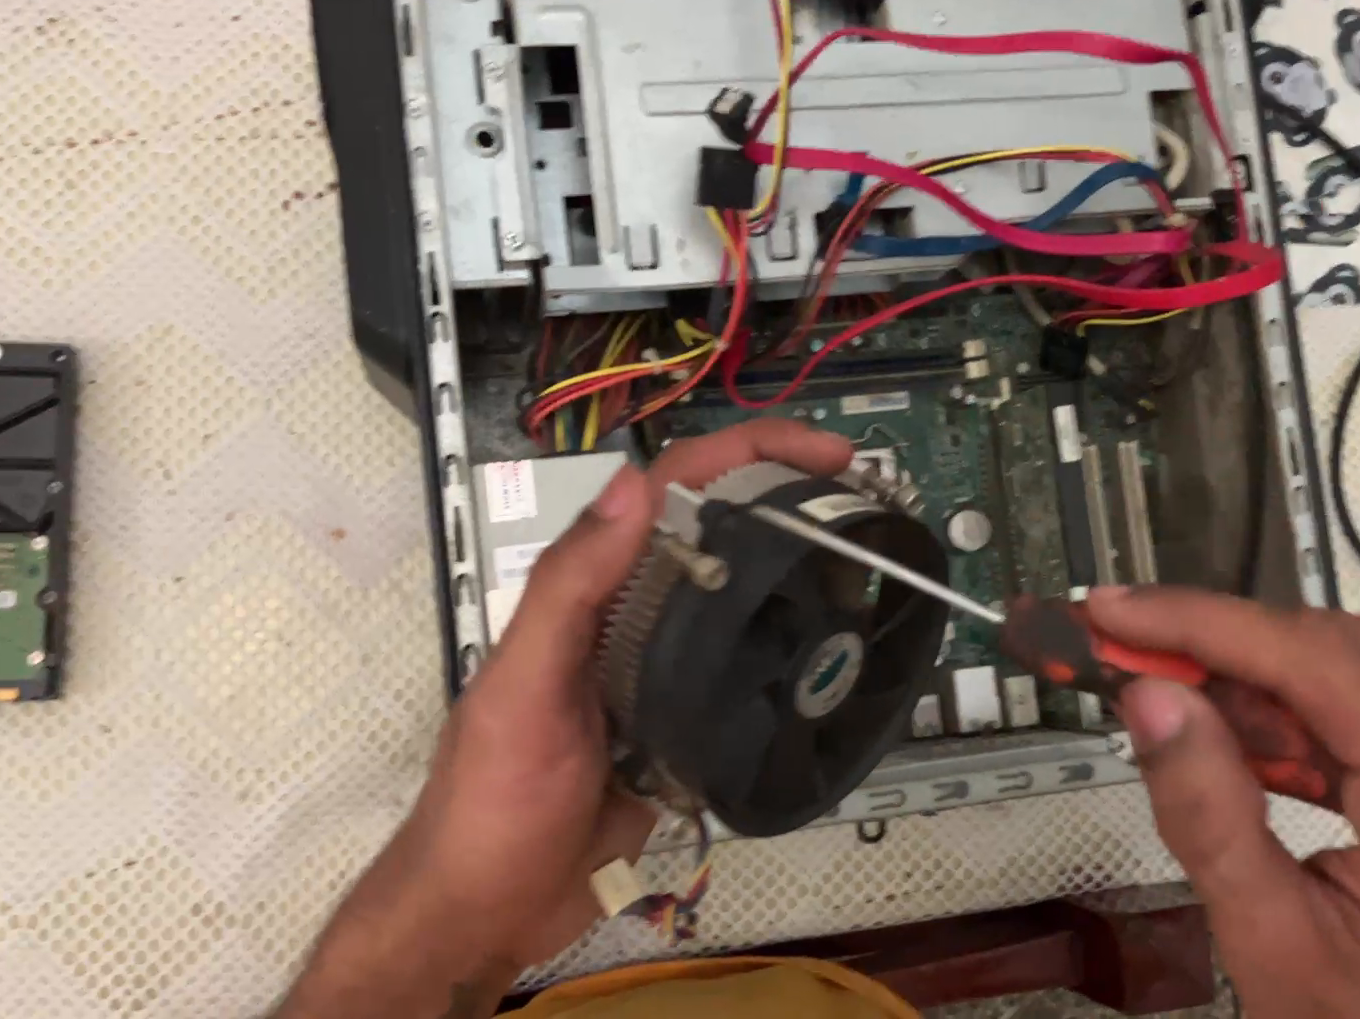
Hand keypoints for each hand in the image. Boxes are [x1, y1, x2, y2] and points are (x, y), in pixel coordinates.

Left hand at [278, 419, 851, 1018]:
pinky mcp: (692, 708)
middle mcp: (636, 607)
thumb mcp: (523, 688)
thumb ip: (568, 587)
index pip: (676, 489)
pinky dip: (788, 636)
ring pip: (739, 588)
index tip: (824, 453)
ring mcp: (668, 659)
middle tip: (862, 496)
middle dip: (788, 492)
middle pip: (719, 526)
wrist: (497, 907)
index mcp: (597, 586)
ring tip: (864, 557)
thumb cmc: (495, 801)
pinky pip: (746, 657)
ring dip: (796, 558)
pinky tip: (828, 639)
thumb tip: (632, 485)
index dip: (749, 454)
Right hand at [1088, 587, 1359, 1018]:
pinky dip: (1298, 693)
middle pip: (1332, 644)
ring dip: (1253, 662)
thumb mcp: (1269, 938)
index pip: (1308, 658)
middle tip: (1125, 649)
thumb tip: (1148, 693)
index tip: (1108, 608)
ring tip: (1174, 686)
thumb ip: (1204, 808)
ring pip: (1355, 653)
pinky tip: (1243, 723)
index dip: (1195, 620)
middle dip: (1216, 638)